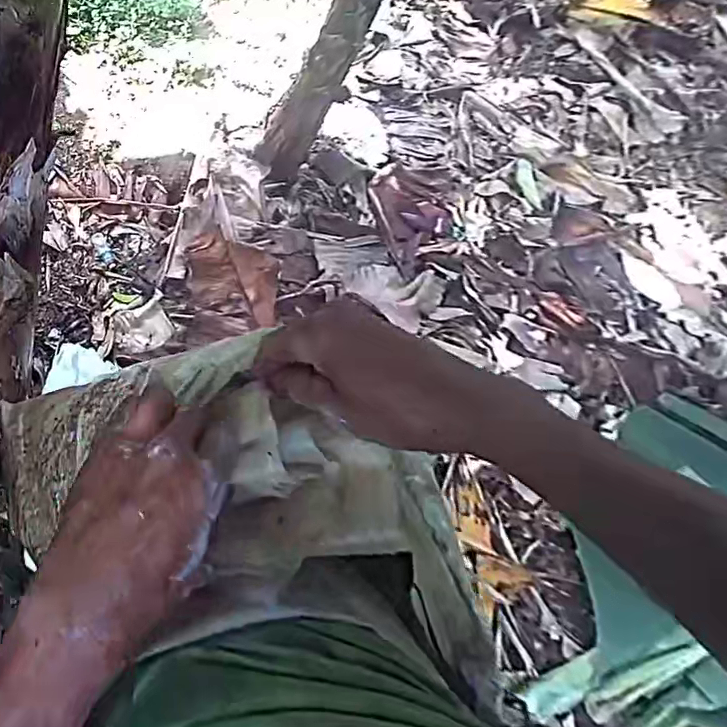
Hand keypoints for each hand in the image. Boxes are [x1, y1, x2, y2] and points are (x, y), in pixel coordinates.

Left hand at [24, 381, 225, 667]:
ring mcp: (126, 446)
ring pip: (152, 403)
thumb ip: (202, 519)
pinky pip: (121, 422)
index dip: (226, 434)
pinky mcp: (96, 451)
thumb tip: (206, 505)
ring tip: (166, 414)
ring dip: (163, 407)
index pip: (222, 438)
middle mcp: (165, 454)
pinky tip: (133, 436)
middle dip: (197, 417)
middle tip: (199, 425)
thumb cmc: (148, 591)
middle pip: (189, 414)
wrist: (84, 590)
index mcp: (198, 482)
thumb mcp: (194, 558)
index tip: (226, 435)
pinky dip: (132, 424)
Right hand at [255, 297, 551, 455]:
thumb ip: (303, 388)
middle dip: (283, 360)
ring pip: (314, 334)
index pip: (272, 346)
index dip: (262, 369)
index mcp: (316, 333)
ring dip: (306, 356)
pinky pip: (336, 333)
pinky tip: (333, 374)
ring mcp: (357, 316)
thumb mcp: (341, 408)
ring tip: (308, 386)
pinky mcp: (376, 324)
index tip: (257, 389)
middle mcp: (332, 316)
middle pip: (292, 336)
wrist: (469, 404)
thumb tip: (278, 378)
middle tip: (281, 391)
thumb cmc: (398, 411)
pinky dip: (327, 351)